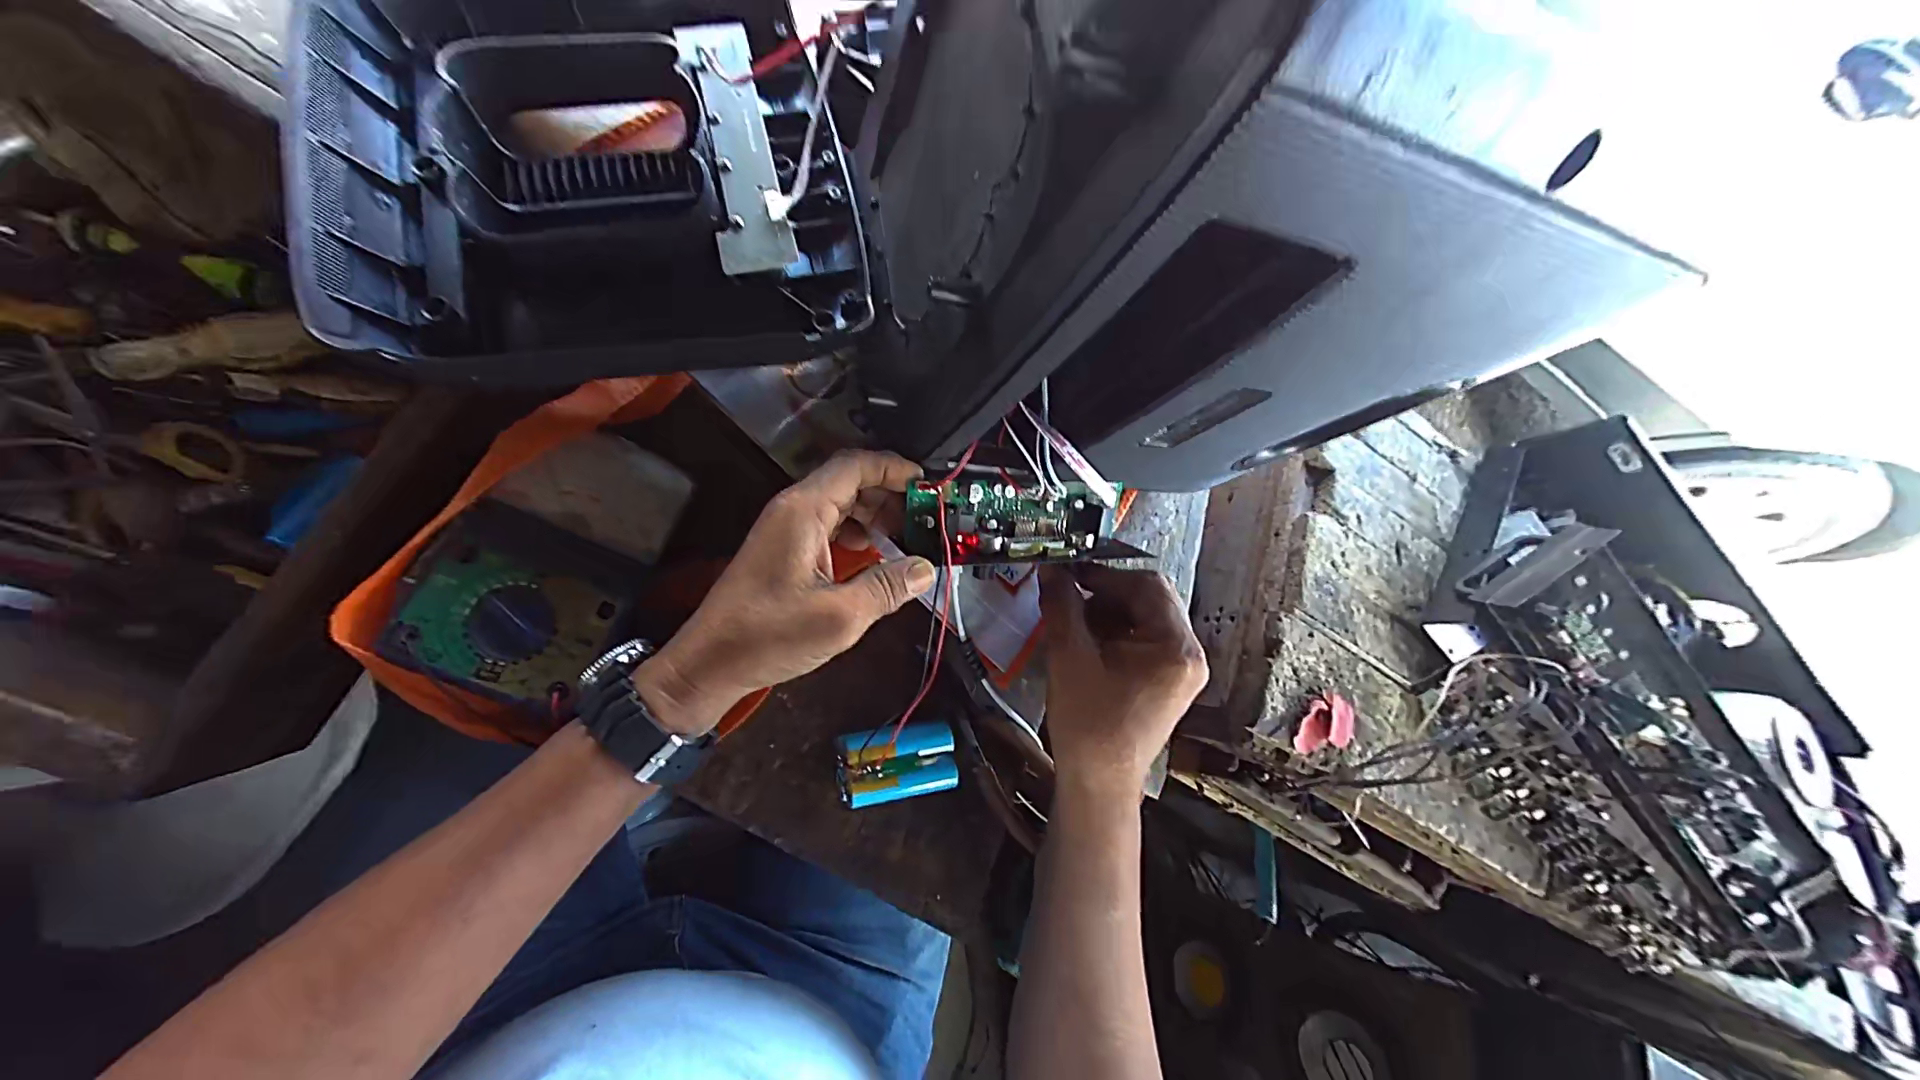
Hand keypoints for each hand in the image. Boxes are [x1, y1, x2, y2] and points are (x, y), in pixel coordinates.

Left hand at [634, 450, 937, 734]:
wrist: (710, 663)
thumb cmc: (765, 636)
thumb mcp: (839, 616)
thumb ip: (886, 587)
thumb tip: (923, 570)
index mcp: (802, 512)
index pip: (855, 466)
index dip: (895, 469)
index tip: (926, 485)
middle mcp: (793, 512)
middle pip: (850, 482)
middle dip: (891, 495)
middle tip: (924, 518)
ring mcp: (786, 531)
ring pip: (841, 505)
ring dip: (876, 516)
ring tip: (906, 538)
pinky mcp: (784, 552)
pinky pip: (829, 528)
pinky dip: (857, 534)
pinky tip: (874, 556)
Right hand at [1039, 564, 1207, 800]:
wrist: (1098, 784)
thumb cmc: (1088, 724)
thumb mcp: (1069, 656)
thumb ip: (1062, 605)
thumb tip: (1052, 569)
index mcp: (1177, 648)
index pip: (1147, 585)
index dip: (1105, 574)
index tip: (1070, 574)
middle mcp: (1190, 655)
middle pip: (1149, 600)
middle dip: (1106, 594)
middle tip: (1069, 597)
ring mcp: (1181, 671)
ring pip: (1144, 619)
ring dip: (1108, 613)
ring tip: (1074, 625)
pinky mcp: (1167, 682)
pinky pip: (1143, 641)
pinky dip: (1115, 634)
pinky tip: (1087, 645)